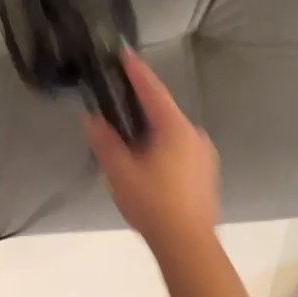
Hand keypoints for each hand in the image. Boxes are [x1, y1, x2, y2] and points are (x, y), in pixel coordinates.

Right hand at [83, 51, 221, 253]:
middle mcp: (194, 135)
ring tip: (127, 145)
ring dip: (150, 134)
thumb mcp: (119, 172)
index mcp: (174, 129)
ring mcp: (204, 155)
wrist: (187, 243)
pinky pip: (179, 151)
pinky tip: (147, 167)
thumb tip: (91, 119)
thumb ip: (105, 142)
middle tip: (116, 108)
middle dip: (140, 110)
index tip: (124, 53)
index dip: (136, 72)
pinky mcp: (206, 173)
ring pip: (171, 135)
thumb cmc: (152, 204)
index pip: (153, 91)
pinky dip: (161, 150)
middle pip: (163, 113)